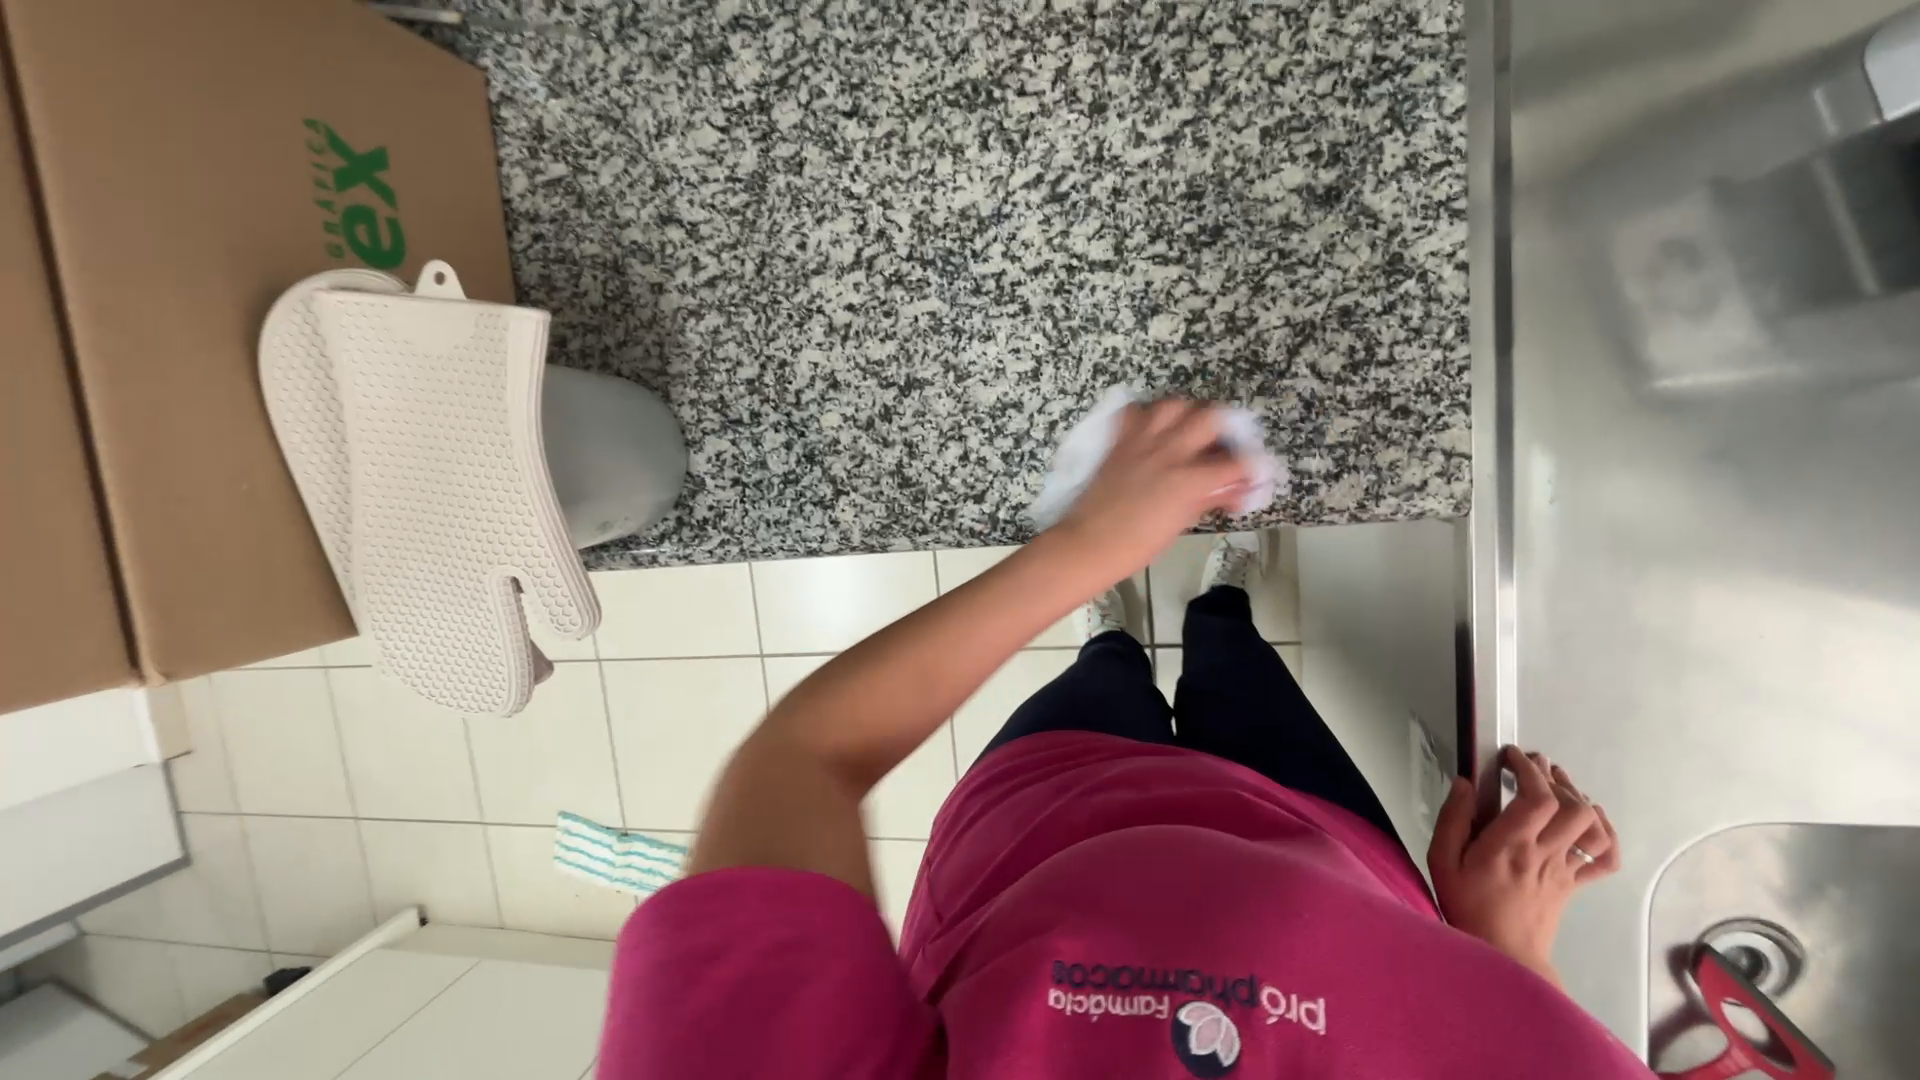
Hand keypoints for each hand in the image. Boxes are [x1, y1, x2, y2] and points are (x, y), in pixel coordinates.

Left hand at [1050, 399, 1252, 582]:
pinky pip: (1134, 412)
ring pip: (1174, 405)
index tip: (1252, 473)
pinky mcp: (1118, 442)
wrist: (1088, 544)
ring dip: (1188, 413)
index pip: (1235, 463)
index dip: (1250, 468)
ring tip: (1190, 431)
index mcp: (1188, 480)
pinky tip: (1154, 430)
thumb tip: (1234, 489)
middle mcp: (1167, 452)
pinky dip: (1147, 414)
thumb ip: (1209, 499)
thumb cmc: (1136, 545)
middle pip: (1210, 417)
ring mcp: (1140, 443)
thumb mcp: (1180, 523)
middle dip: (1225, 428)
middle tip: (1224, 445)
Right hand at [1428, 746, 1620, 985]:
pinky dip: (1605, 832)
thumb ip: (1452, 818)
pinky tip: (1590, 818)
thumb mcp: (1441, 859)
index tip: (1511, 755)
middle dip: (1554, 777)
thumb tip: (1465, 783)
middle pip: (1572, 807)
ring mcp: (1565, 869)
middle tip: (1532, 764)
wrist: (1503, 953)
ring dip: (1579, 798)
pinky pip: (1605, 857)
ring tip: (1557, 783)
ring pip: (1592, 827)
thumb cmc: (1466, 903)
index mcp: (1509, 846)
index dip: (1528, 769)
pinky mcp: (1575, 883)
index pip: (1537, 798)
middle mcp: (1544, 854)